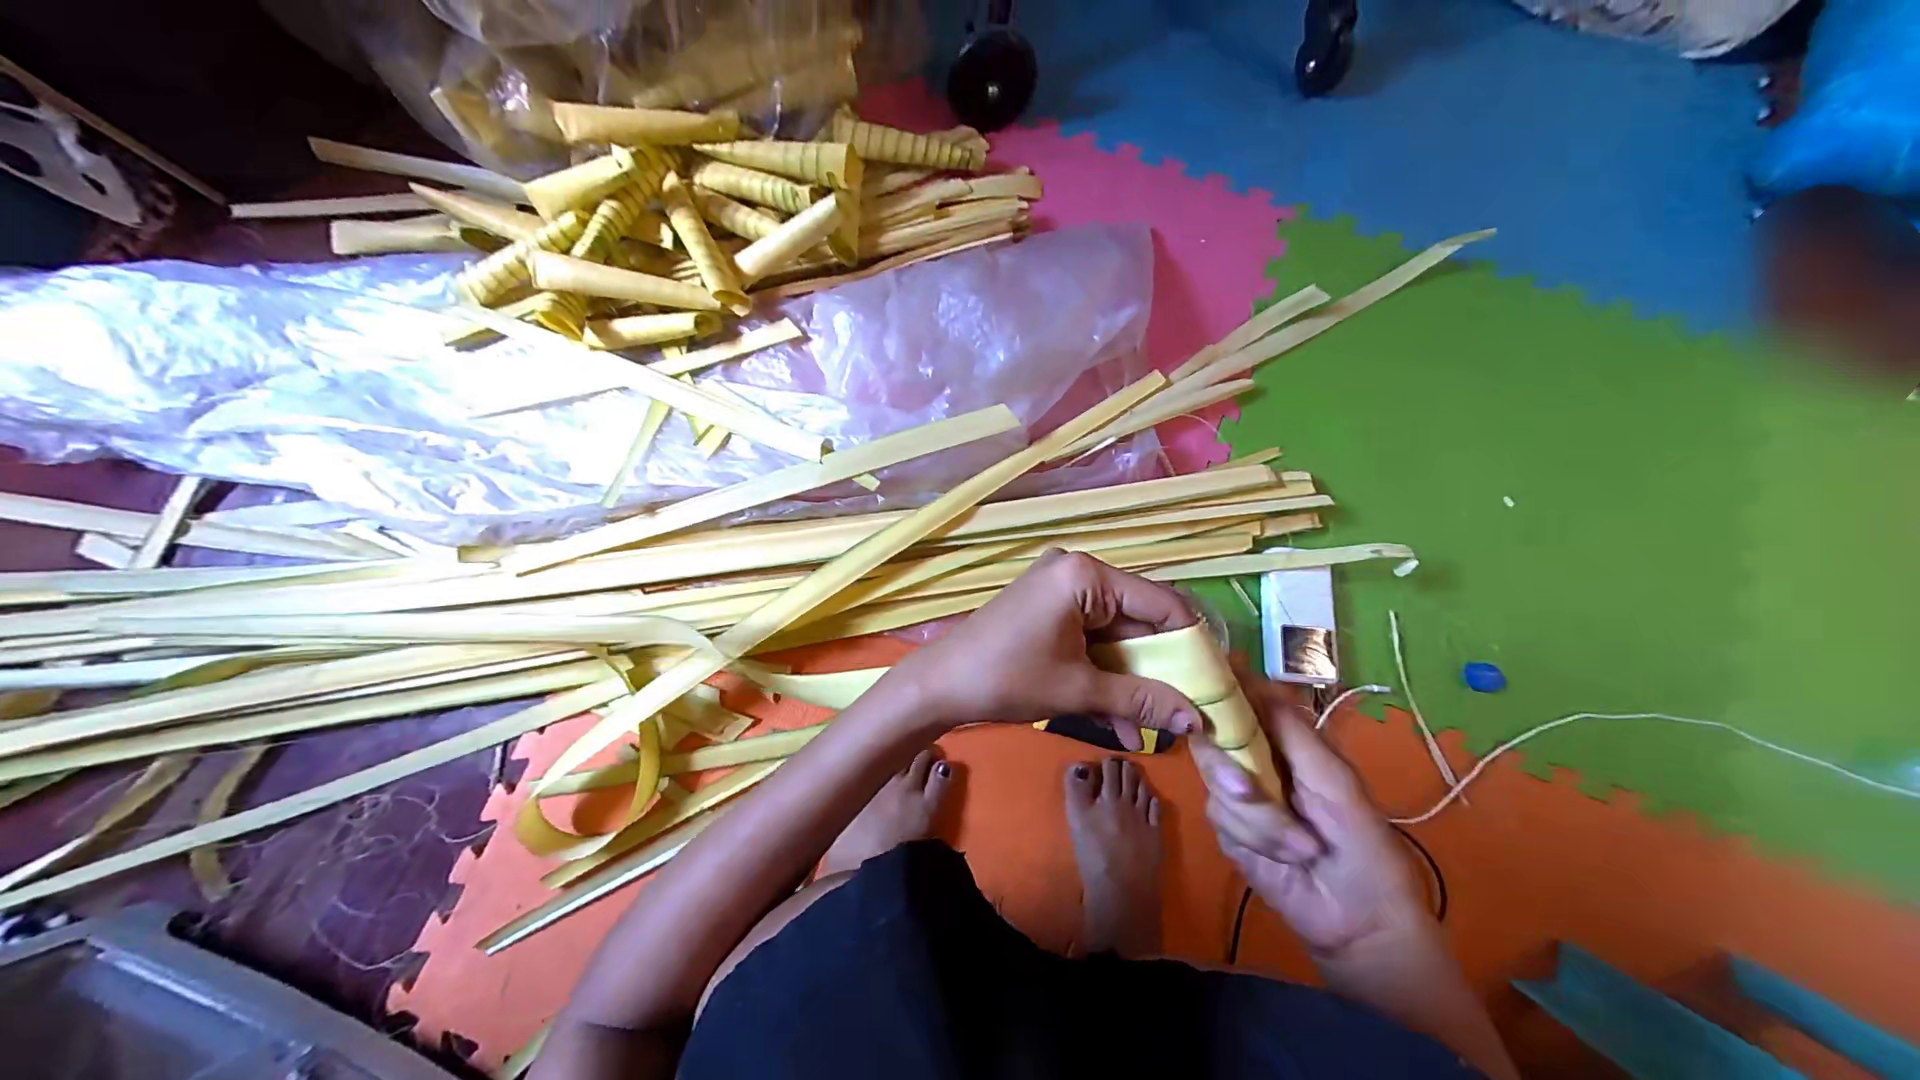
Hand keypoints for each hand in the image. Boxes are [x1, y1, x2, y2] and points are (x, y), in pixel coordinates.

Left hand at [889, 550, 1202, 744]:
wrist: (939, 686)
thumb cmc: (1007, 679)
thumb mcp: (1079, 690)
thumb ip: (1141, 699)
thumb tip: (1198, 720)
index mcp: (1085, 575)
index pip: (1160, 604)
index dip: (1190, 645)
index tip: (1212, 683)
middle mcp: (1077, 571)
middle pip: (1138, 620)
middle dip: (1157, 671)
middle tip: (1184, 711)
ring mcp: (1060, 589)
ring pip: (1115, 637)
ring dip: (1130, 681)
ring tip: (1151, 728)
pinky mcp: (1049, 610)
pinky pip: (1091, 639)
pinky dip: (1104, 675)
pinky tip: (1119, 720)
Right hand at [1190, 675, 1426, 956]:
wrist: (1361, 921)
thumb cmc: (1365, 844)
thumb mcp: (1336, 780)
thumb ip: (1292, 731)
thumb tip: (1250, 676)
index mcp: (1283, 738)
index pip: (1241, 699)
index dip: (1218, 687)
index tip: (1202, 683)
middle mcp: (1253, 758)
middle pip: (1211, 739)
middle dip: (1230, 770)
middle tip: (1249, 793)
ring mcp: (1236, 793)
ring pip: (1214, 783)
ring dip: (1260, 820)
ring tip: (1302, 847)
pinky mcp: (1227, 828)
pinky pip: (1219, 817)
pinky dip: (1255, 839)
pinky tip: (1284, 857)